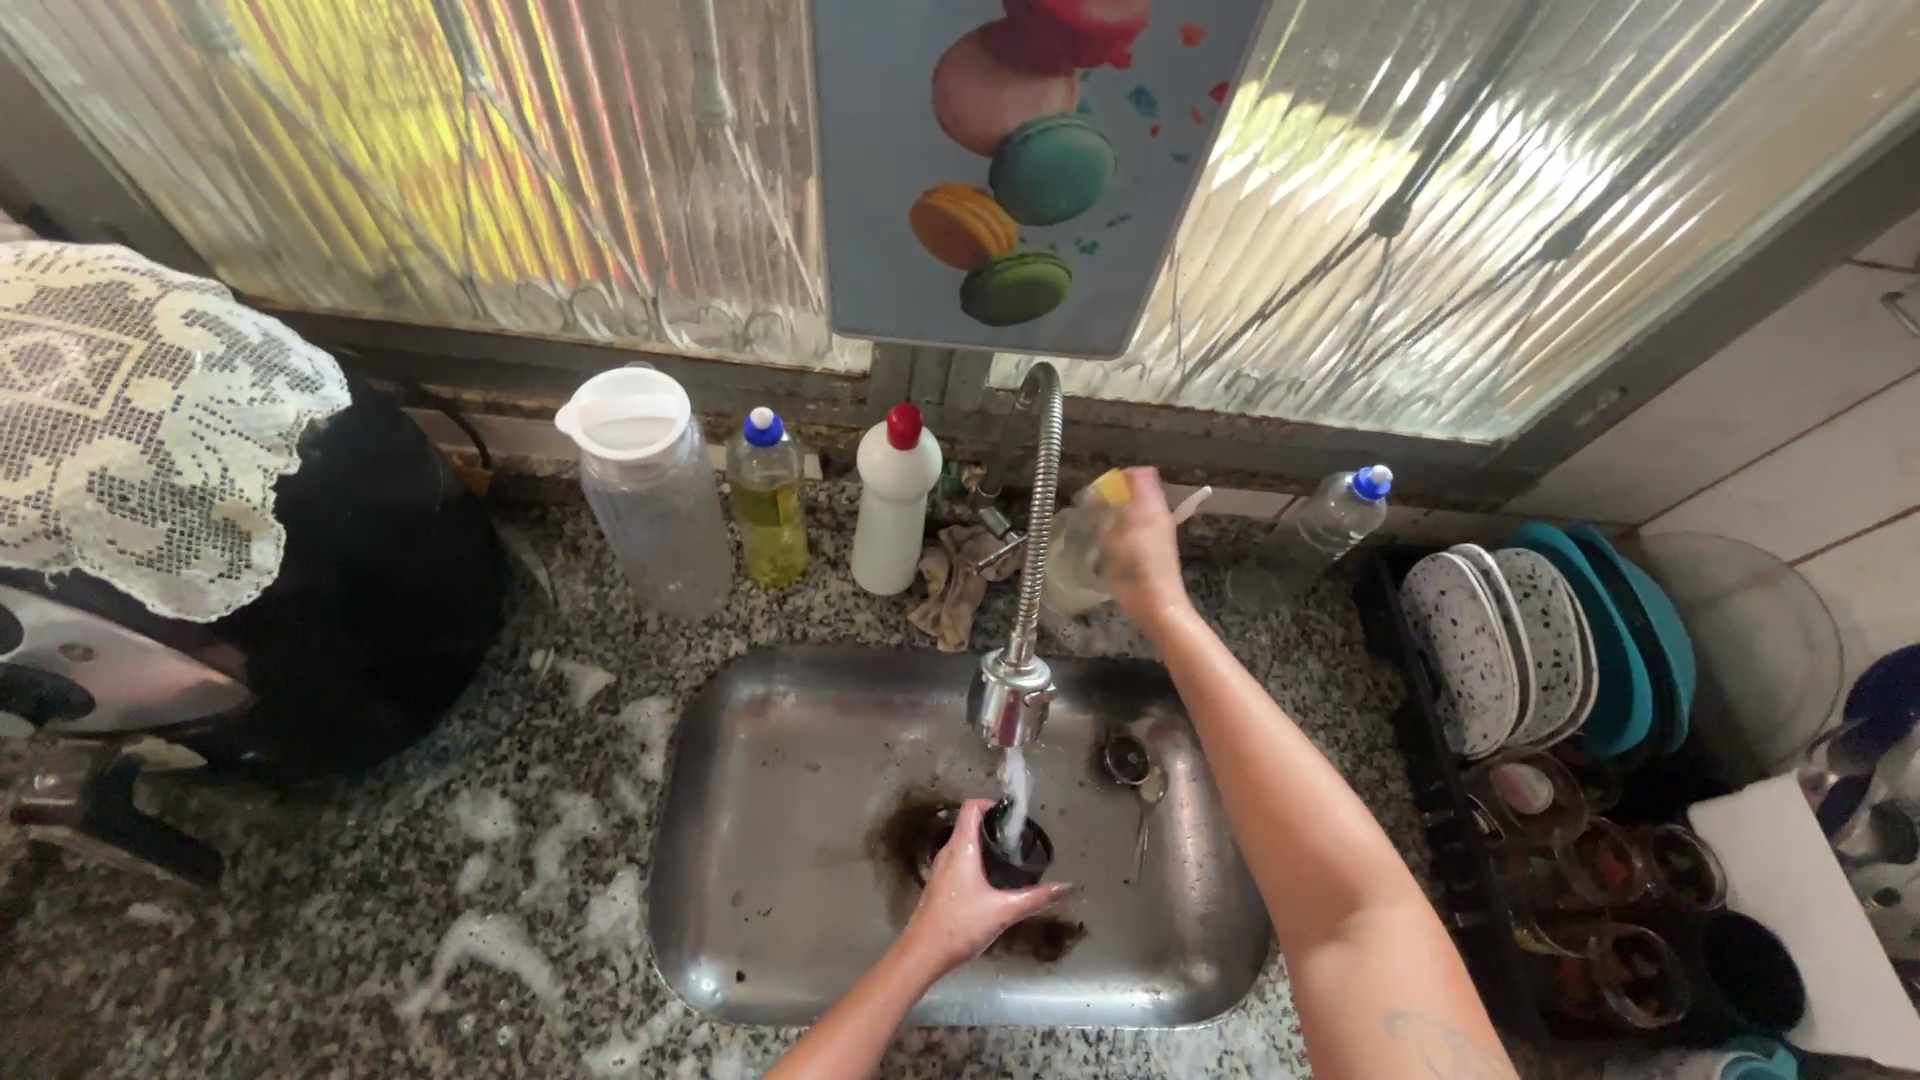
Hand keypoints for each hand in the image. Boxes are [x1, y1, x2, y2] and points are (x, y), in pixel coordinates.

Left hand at [901, 799, 1073, 973]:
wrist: (923, 954)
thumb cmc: (960, 926)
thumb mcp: (1003, 911)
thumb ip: (1035, 898)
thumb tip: (1065, 886)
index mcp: (961, 848)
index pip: (971, 807)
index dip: (991, 804)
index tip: (1012, 817)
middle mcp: (948, 852)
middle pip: (969, 824)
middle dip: (994, 826)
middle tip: (1018, 840)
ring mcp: (941, 869)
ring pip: (964, 844)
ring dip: (985, 845)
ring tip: (1009, 859)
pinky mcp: (940, 885)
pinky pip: (959, 861)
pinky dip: (976, 861)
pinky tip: (991, 882)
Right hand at [1093, 467, 1193, 629]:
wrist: (1158, 603)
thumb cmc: (1133, 570)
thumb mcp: (1110, 539)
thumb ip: (1101, 514)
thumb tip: (1094, 497)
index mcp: (1150, 506)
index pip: (1141, 474)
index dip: (1121, 476)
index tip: (1102, 489)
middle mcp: (1159, 513)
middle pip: (1140, 490)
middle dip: (1117, 494)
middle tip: (1096, 507)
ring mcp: (1161, 529)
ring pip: (1140, 508)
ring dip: (1120, 511)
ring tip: (1101, 525)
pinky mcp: (1159, 545)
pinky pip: (1141, 524)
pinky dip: (1127, 525)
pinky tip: (1112, 542)